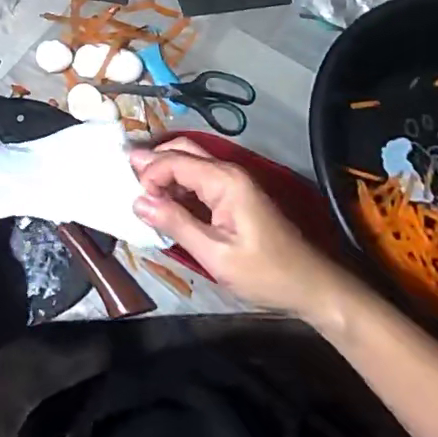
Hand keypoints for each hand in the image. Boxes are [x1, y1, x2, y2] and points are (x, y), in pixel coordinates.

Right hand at [130, 137, 347, 320]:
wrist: (311, 285)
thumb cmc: (264, 273)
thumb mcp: (215, 255)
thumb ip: (176, 224)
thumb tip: (138, 202)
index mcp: (224, 180)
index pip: (175, 161)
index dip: (150, 174)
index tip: (135, 198)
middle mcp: (228, 172)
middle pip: (183, 151)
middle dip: (154, 161)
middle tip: (126, 176)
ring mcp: (234, 182)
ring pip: (191, 163)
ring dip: (165, 173)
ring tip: (140, 190)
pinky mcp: (236, 196)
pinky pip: (200, 179)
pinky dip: (179, 185)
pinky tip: (166, 201)